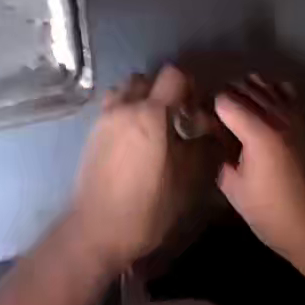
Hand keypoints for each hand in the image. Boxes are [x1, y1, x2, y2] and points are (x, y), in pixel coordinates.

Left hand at [64, 65, 201, 272]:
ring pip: (125, 89)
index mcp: (150, 113)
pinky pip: (112, 106)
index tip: (195, 106)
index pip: (173, 75)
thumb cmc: (146, 206)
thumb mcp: (185, 180)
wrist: (96, 230)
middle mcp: (124, 106)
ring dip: (141, 97)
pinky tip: (133, 139)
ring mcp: (105, 117)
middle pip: (147, 79)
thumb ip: (202, 147)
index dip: (188, 84)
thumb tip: (211, 130)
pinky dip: (125, 110)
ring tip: (152, 124)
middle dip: (163, 89)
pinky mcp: (92, 132)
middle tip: (175, 114)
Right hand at [214, 75, 304, 259]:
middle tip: (216, 119)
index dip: (211, 108)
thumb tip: (213, 138)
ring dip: (246, 91)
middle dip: (226, 97)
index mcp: (257, 132)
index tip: (205, 122)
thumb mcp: (233, 188)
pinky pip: (285, 91)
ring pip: (264, 85)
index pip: (224, 100)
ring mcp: (290, 117)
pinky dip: (271, 90)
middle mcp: (274, 117)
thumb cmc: (270, 212)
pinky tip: (263, 103)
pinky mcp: (301, 123)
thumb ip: (219, 156)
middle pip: (243, 87)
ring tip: (236, 111)